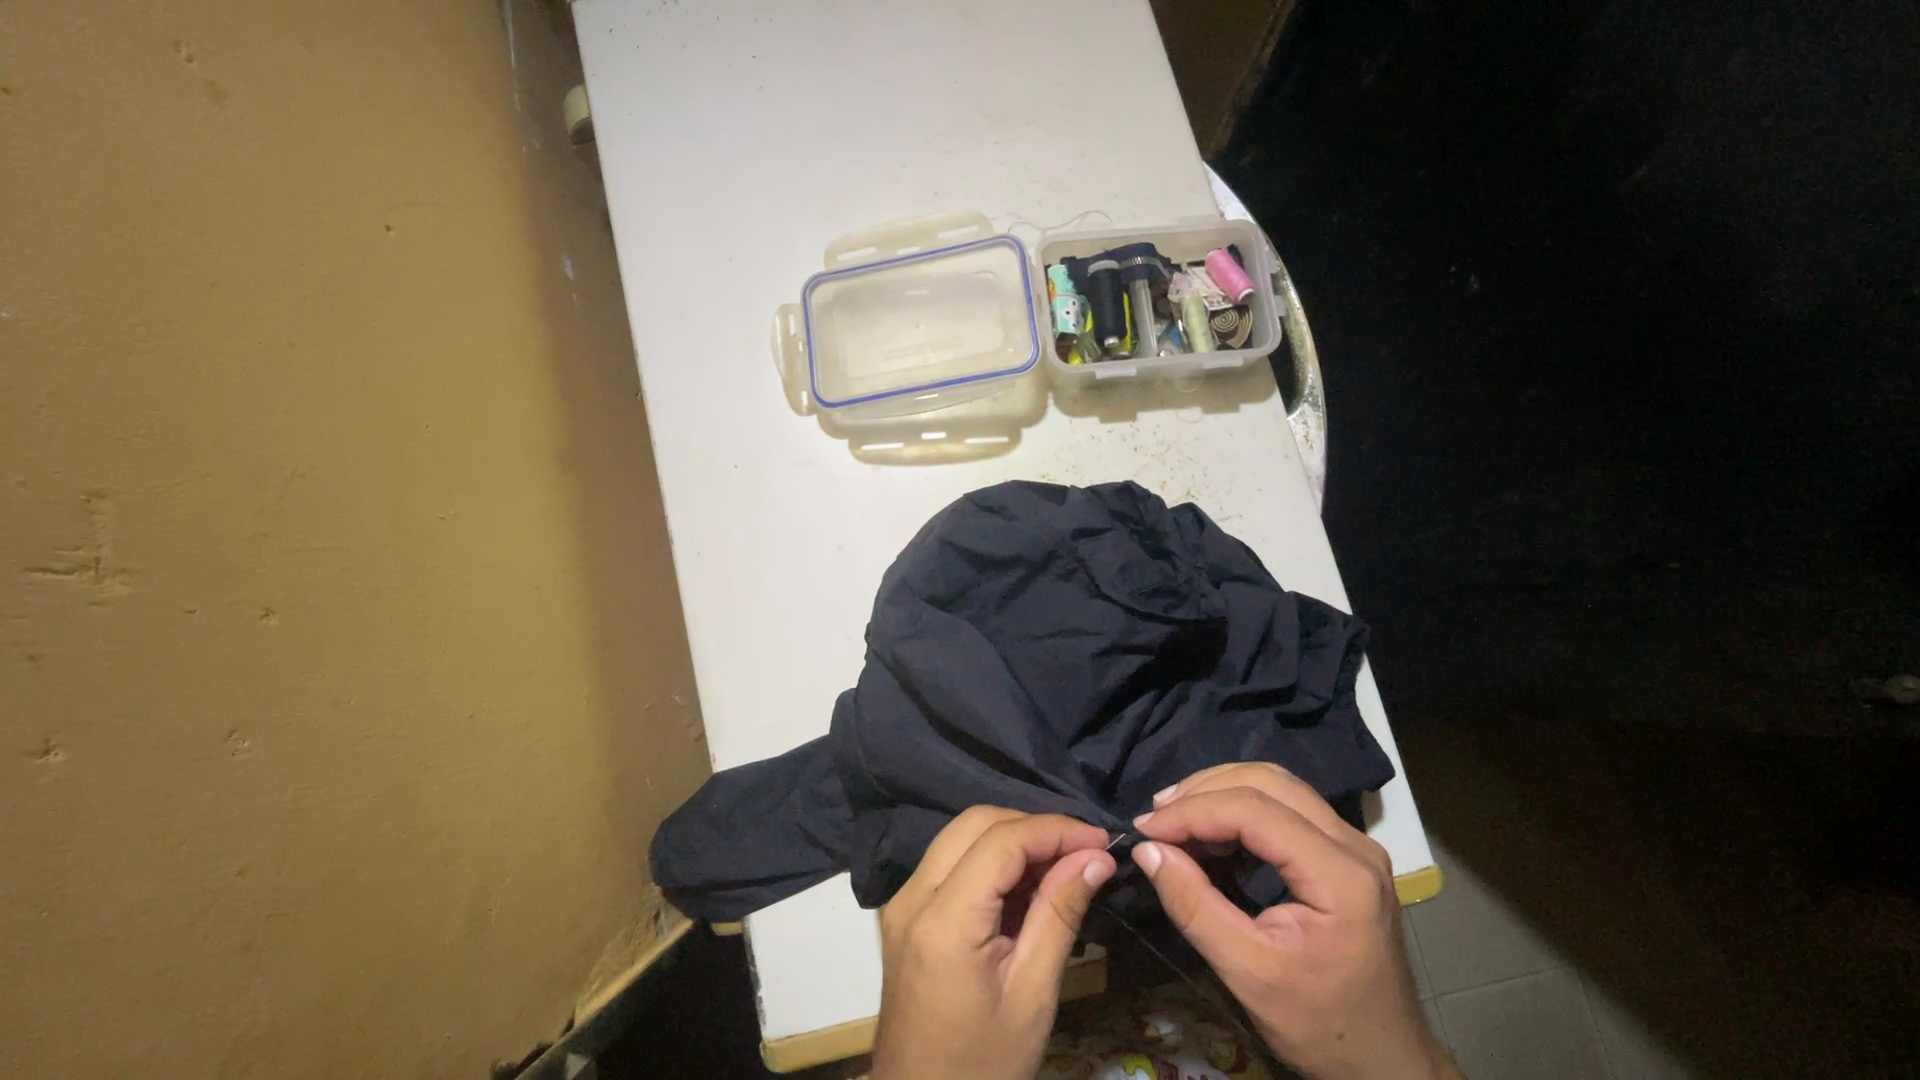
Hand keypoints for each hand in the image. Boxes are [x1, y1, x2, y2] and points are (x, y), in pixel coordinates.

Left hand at [870, 807, 1115, 1079]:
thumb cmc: (983, 1064)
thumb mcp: (1033, 994)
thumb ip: (1059, 914)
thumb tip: (1096, 856)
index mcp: (944, 920)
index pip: (1001, 841)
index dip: (1055, 829)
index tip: (1101, 839)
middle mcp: (913, 895)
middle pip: (975, 823)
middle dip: (1033, 825)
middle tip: (1082, 850)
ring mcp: (903, 901)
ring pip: (960, 836)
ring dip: (1012, 837)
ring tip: (1062, 863)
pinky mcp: (905, 913)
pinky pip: (950, 861)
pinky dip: (990, 858)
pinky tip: (1026, 883)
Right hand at [1132, 764, 1458, 1079]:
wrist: (1386, 1063)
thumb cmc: (1320, 1026)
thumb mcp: (1248, 974)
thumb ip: (1195, 906)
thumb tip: (1147, 850)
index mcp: (1340, 874)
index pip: (1255, 810)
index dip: (1193, 812)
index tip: (1145, 829)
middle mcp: (1354, 844)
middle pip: (1268, 782)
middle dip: (1203, 790)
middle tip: (1156, 817)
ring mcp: (1354, 845)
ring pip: (1278, 785)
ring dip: (1220, 791)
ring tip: (1174, 817)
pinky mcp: (1345, 853)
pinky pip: (1287, 806)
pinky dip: (1241, 806)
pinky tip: (1210, 831)